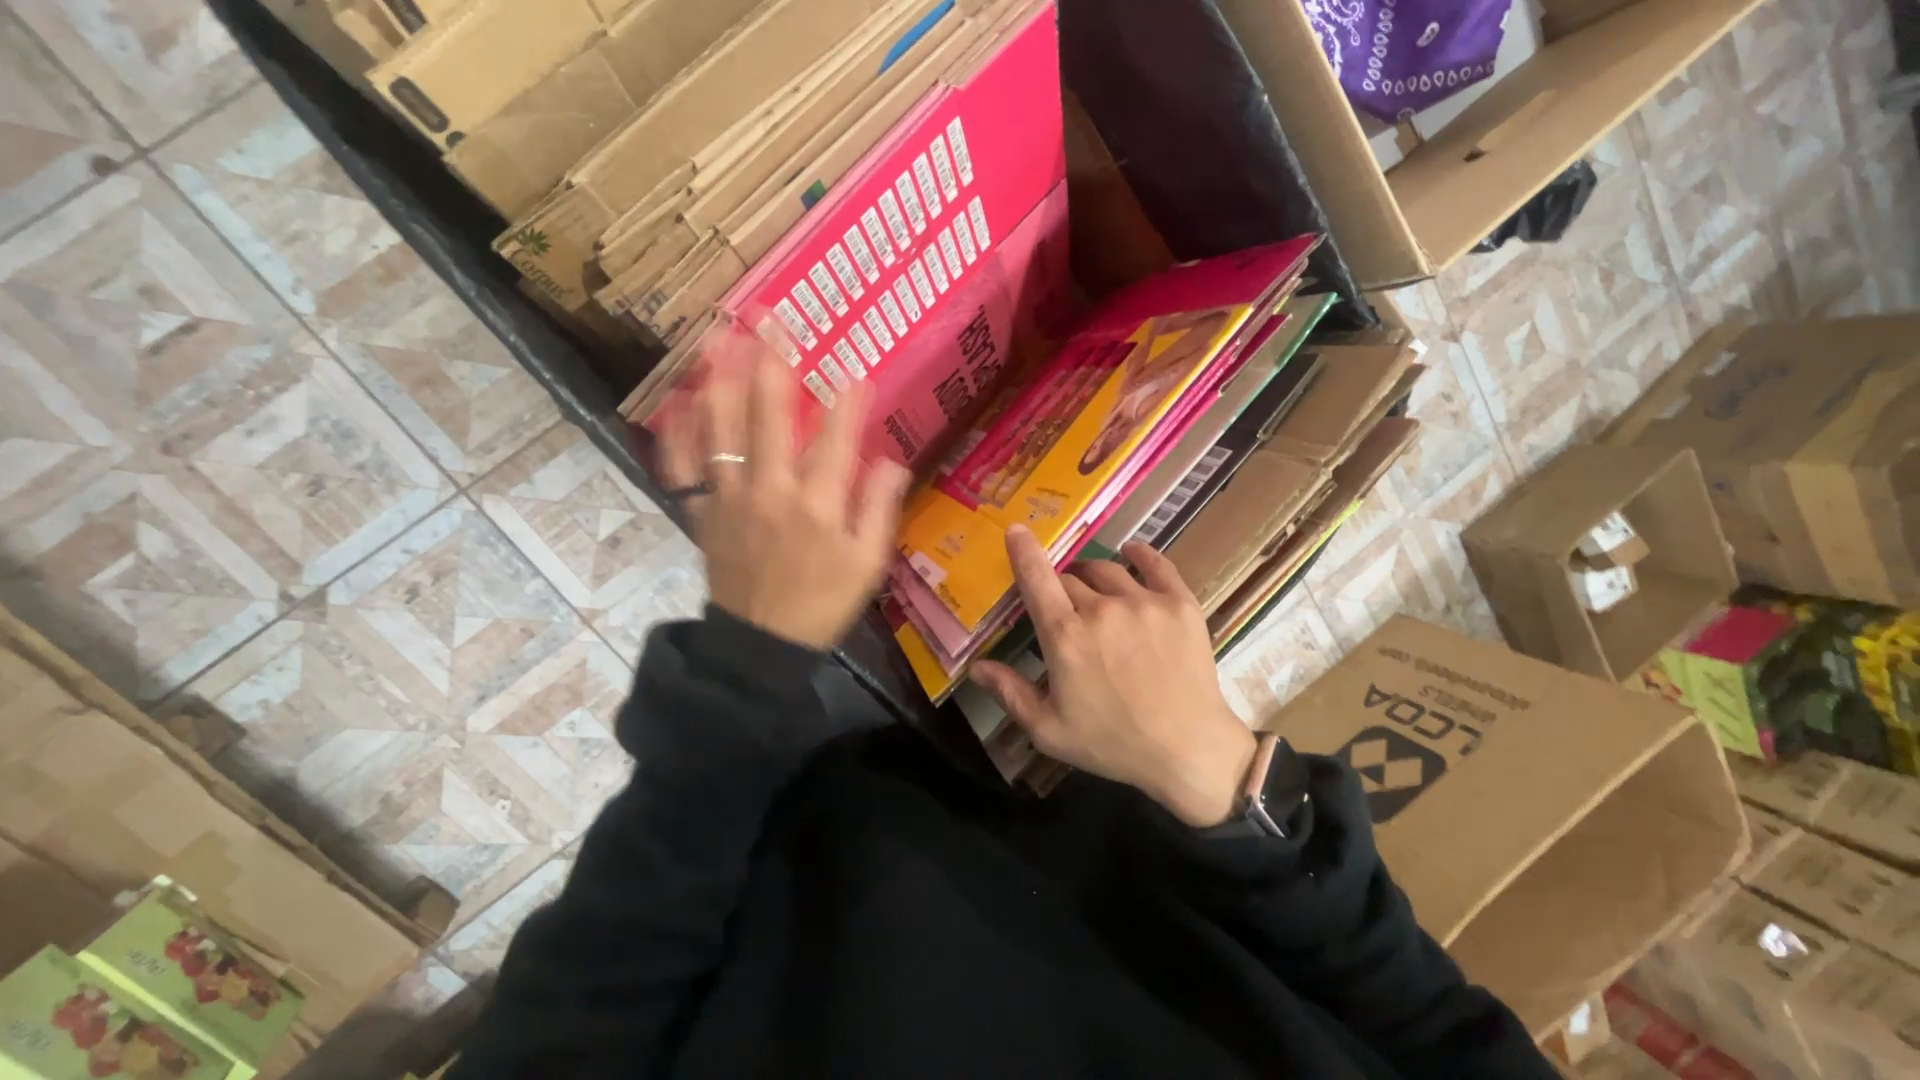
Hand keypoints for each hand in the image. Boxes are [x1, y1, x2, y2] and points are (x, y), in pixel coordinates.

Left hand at [657, 331, 910, 650]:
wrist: (760, 645)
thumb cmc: (822, 603)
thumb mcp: (867, 565)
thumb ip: (879, 509)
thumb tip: (892, 460)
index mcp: (817, 505)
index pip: (836, 439)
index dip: (848, 402)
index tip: (856, 370)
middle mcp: (770, 491)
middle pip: (769, 416)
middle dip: (773, 364)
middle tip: (773, 320)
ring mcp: (729, 498)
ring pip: (719, 428)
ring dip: (720, 378)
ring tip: (717, 336)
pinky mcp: (702, 510)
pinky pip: (683, 466)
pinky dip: (678, 431)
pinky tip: (677, 399)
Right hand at [970, 528, 1255, 826]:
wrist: (1188, 749)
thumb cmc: (1112, 744)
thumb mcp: (1049, 731)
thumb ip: (1010, 694)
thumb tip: (978, 667)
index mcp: (1065, 636)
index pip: (1037, 580)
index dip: (1024, 552)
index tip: (1016, 531)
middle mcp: (1102, 609)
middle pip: (1071, 579)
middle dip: (1061, 588)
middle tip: (1065, 608)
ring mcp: (1144, 602)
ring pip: (1108, 569)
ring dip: (1093, 574)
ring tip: (1093, 588)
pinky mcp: (1180, 604)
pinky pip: (1157, 565)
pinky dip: (1140, 555)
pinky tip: (1132, 553)